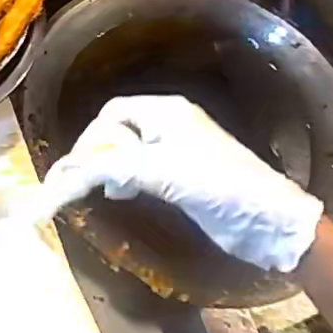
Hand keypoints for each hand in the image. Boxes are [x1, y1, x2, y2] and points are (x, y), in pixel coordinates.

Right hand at [33, 95, 323, 271]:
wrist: (266, 220)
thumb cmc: (216, 185)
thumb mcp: (158, 172)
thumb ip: (110, 169)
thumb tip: (66, 176)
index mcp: (165, 112)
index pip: (112, 113)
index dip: (90, 138)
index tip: (76, 168)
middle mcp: (168, 125)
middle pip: (117, 131)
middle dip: (96, 154)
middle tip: (78, 182)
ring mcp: (176, 151)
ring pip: (128, 151)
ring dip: (108, 168)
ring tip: (97, 189)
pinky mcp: (181, 176)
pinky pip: (141, 169)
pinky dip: (124, 179)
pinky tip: (120, 194)